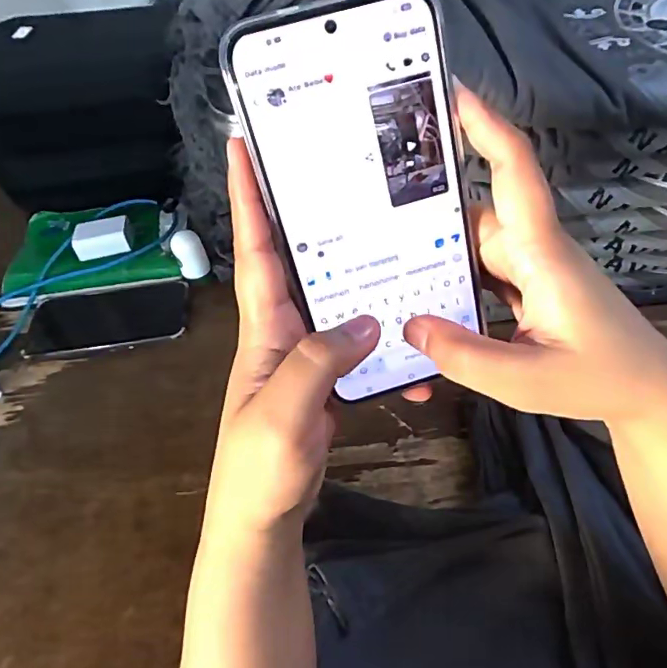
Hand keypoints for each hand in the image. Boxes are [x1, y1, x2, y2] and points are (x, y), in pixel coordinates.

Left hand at [206, 139, 378, 541]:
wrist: (262, 520)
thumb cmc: (256, 468)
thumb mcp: (282, 414)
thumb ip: (320, 363)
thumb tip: (369, 321)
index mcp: (264, 327)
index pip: (256, 250)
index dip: (248, 198)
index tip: (245, 147)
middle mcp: (286, 329)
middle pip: (305, 261)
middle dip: (322, 219)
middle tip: (355, 183)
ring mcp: (309, 355)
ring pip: (343, 303)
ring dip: (373, 286)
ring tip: (410, 258)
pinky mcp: (330, 380)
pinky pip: (364, 351)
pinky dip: (390, 354)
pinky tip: (420, 367)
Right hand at [401, 84, 666, 424]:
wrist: (650, 392)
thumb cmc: (604, 379)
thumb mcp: (529, 381)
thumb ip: (468, 358)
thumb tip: (410, 326)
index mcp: (541, 254)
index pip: (513, 171)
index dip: (483, 126)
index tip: (449, 90)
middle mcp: (533, 249)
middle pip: (472, 213)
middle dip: (423, 204)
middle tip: (364, 198)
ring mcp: (531, 267)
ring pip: (470, 245)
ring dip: (432, 251)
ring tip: (378, 256)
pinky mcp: (529, 286)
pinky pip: (479, 271)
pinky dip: (450, 277)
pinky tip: (419, 295)